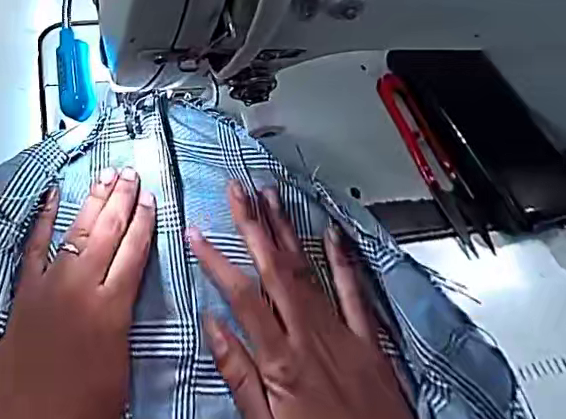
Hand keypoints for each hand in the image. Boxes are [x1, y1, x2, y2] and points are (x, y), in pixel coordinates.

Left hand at [0, 166, 157, 418]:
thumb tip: (125, 288)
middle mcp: (81, 287)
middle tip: (132, 173)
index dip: (143, 223)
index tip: (151, 199)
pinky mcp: (25, 288)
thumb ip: (123, 320)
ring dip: (93, 201)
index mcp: (111, 311)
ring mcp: (50, 283)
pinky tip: (52, 196)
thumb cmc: (79, 410)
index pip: (133, 254)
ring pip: (77, 231)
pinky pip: (36, 244)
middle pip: (107, 232)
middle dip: (122, 200)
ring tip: (106, 175)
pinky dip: (45, 218)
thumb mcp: (119, 369)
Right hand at [186, 184, 411, 418]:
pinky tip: (330, 234)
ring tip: (269, 196)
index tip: (195, 233)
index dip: (216, 260)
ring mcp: (342, 337)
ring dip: (285, 230)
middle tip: (237, 189)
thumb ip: (240, 376)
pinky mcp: (370, 346)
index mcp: (282, 361)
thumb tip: (212, 325)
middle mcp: (310, 338)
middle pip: (274, 269)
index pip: (241, 296)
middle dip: (252, 225)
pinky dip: (341, 262)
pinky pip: (354, 296)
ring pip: (307, 271)